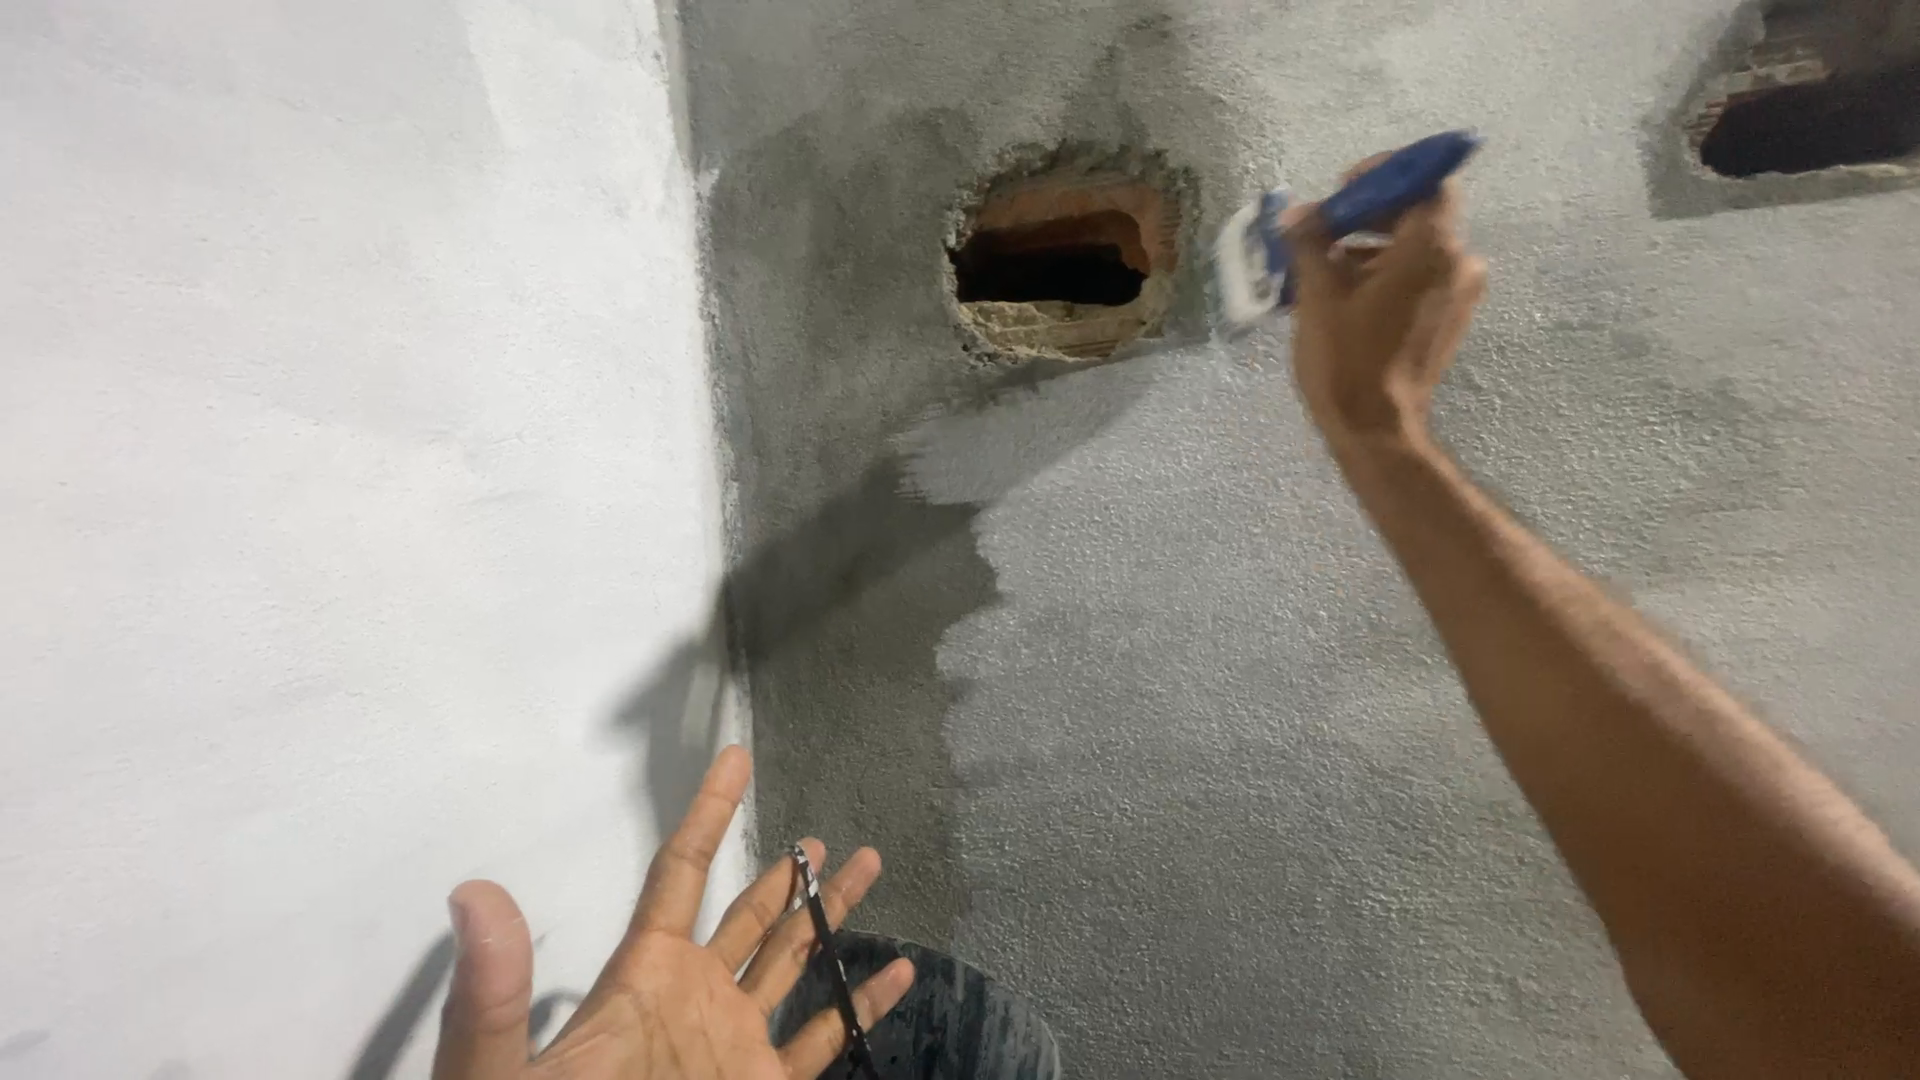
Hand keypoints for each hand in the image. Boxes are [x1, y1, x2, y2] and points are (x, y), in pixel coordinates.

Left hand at [431, 746, 914, 1079]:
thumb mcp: (498, 1070)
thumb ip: (492, 992)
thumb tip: (471, 891)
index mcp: (647, 972)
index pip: (684, 870)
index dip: (709, 812)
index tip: (735, 758)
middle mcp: (699, 993)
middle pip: (754, 912)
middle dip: (788, 872)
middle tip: (818, 838)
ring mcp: (737, 1040)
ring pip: (795, 959)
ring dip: (831, 914)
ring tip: (865, 865)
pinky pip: (827, 1038)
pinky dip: (865, 1004)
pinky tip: (898, 973)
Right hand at [1285, 155, 1487, 443]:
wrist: (1374, 426)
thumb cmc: (1345, 360)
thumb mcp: (1318, 297)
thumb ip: (1311, 244)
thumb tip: (1298, 214)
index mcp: (1432, 248)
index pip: (1427, 181)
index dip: (1386, 175)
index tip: (1343, 190)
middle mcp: (1458, 262)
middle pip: (1418, 215)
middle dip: (1369, 214)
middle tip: (1322, 230)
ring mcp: (1458, 292)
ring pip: (1415, 248)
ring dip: (1371, 246)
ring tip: (1323, 268)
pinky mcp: (1448, 317)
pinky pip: (1418, 276)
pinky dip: (1384, 273)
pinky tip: (1344, 294)